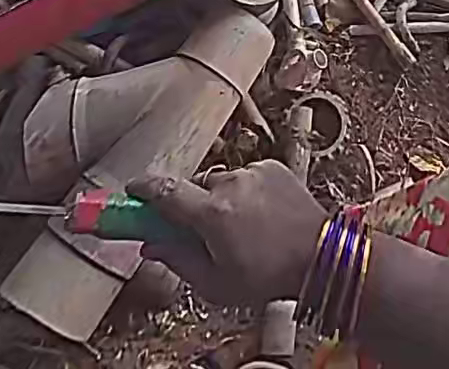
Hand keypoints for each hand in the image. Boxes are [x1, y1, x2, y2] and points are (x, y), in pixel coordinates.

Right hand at [126, 161, 328, 305]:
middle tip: (200, 229)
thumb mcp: (215, 283)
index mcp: (212, 214)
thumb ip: (177, 260)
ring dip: (222, 199)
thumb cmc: (266, 277)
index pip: (167, 192)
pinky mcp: (271, 165)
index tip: (131, 189)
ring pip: (222, 181)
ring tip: (241, 228)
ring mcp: (253, 171)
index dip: (144, 188)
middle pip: (195, 187)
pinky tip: (260, 215)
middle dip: (192, 205)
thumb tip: (150, 244)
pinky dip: (245, 191)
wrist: (317, 253)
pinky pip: (246, 175)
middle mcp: (231, 184)